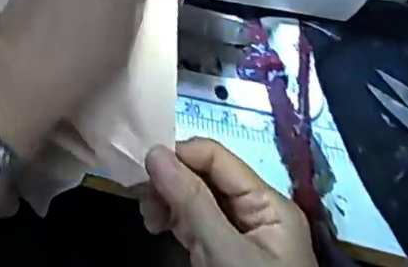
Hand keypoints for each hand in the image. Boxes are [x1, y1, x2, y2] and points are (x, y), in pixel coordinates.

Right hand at [140, 139, 317, 266]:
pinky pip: (194, 222)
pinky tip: (157, 226)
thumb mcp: (225, 254)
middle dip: (170, 181)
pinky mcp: (223, 256)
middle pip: (204, 175)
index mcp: (268, 203)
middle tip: (140, 196)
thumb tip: (154, 151)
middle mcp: (255, 212)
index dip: (179, 155)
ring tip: (148, 218)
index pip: (215, 157)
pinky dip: (173, 220)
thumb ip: (192, 201)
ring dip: (167, 200)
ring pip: (194, 198)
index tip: (144, 169)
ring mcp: (239, 236)